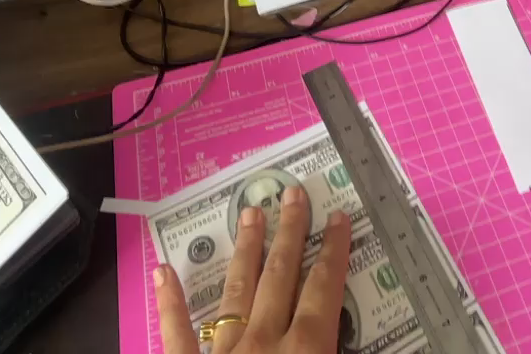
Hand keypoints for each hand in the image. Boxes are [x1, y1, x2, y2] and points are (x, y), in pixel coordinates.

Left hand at [155, 185, 351, 353]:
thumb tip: (366, 345)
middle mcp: (263, 347)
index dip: (333, 252)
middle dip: (289, 233)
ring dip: (245, 250)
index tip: (338, 216)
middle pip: (280, 278)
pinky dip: (170, 303)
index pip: (324, 293)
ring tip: (248, 212)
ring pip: (236, 292)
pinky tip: (163, 269)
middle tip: (291, 191)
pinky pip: (176, 337)